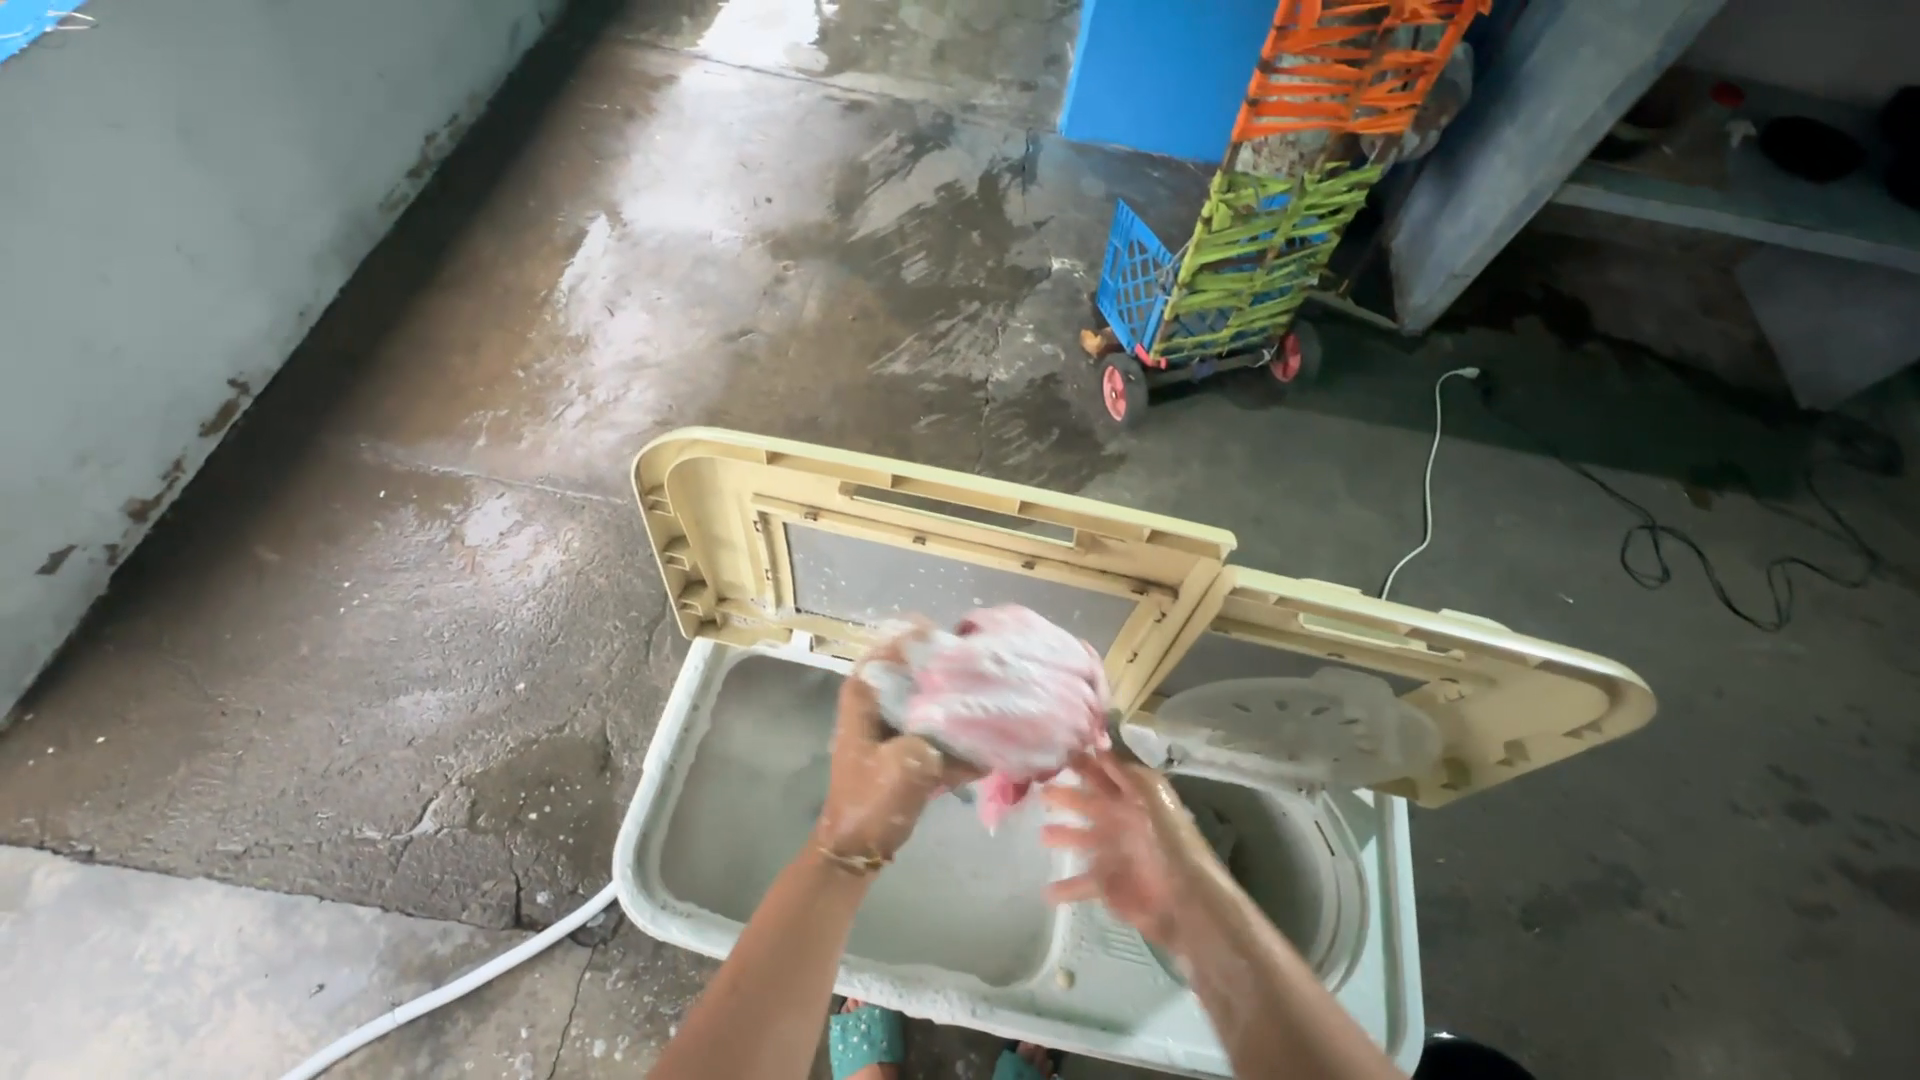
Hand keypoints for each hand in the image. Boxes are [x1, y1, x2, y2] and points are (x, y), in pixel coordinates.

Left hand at [812, 639, 978, 866]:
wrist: (857, 848)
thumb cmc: (872, 801)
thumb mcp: (909, 762)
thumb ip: (940, 731)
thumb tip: (977, 715)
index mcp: (867, 690)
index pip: (902, 642)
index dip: (936, 641)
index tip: (970, 649)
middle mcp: (879, 697)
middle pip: (922, 667)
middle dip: (955, 670)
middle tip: (992, 675)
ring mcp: (895, 720)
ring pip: (934, 695)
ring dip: (962, 700)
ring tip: (998, 702)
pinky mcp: (908, 743)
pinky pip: (939, 725)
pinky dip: (960, 731)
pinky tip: (989, 739)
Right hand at [1040, 751, 1221, 949]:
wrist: (1186, 905)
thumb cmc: (1170, 846)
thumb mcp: (1152, 801)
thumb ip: (1126, 776)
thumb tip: (1101, 748)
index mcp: (1135, 801)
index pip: (1106, 777)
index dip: (1086, 765)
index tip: (1059, 754)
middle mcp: (1124, 824)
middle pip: (1091, 805)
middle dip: (1068, 797)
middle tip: (1042, 791)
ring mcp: (1115, 855)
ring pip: (1084, 840)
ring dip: (1064, 835)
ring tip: (1042, 835)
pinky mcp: (1110, 886)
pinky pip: (1083, 883)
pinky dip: (1066, 886)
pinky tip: (1047, 891)